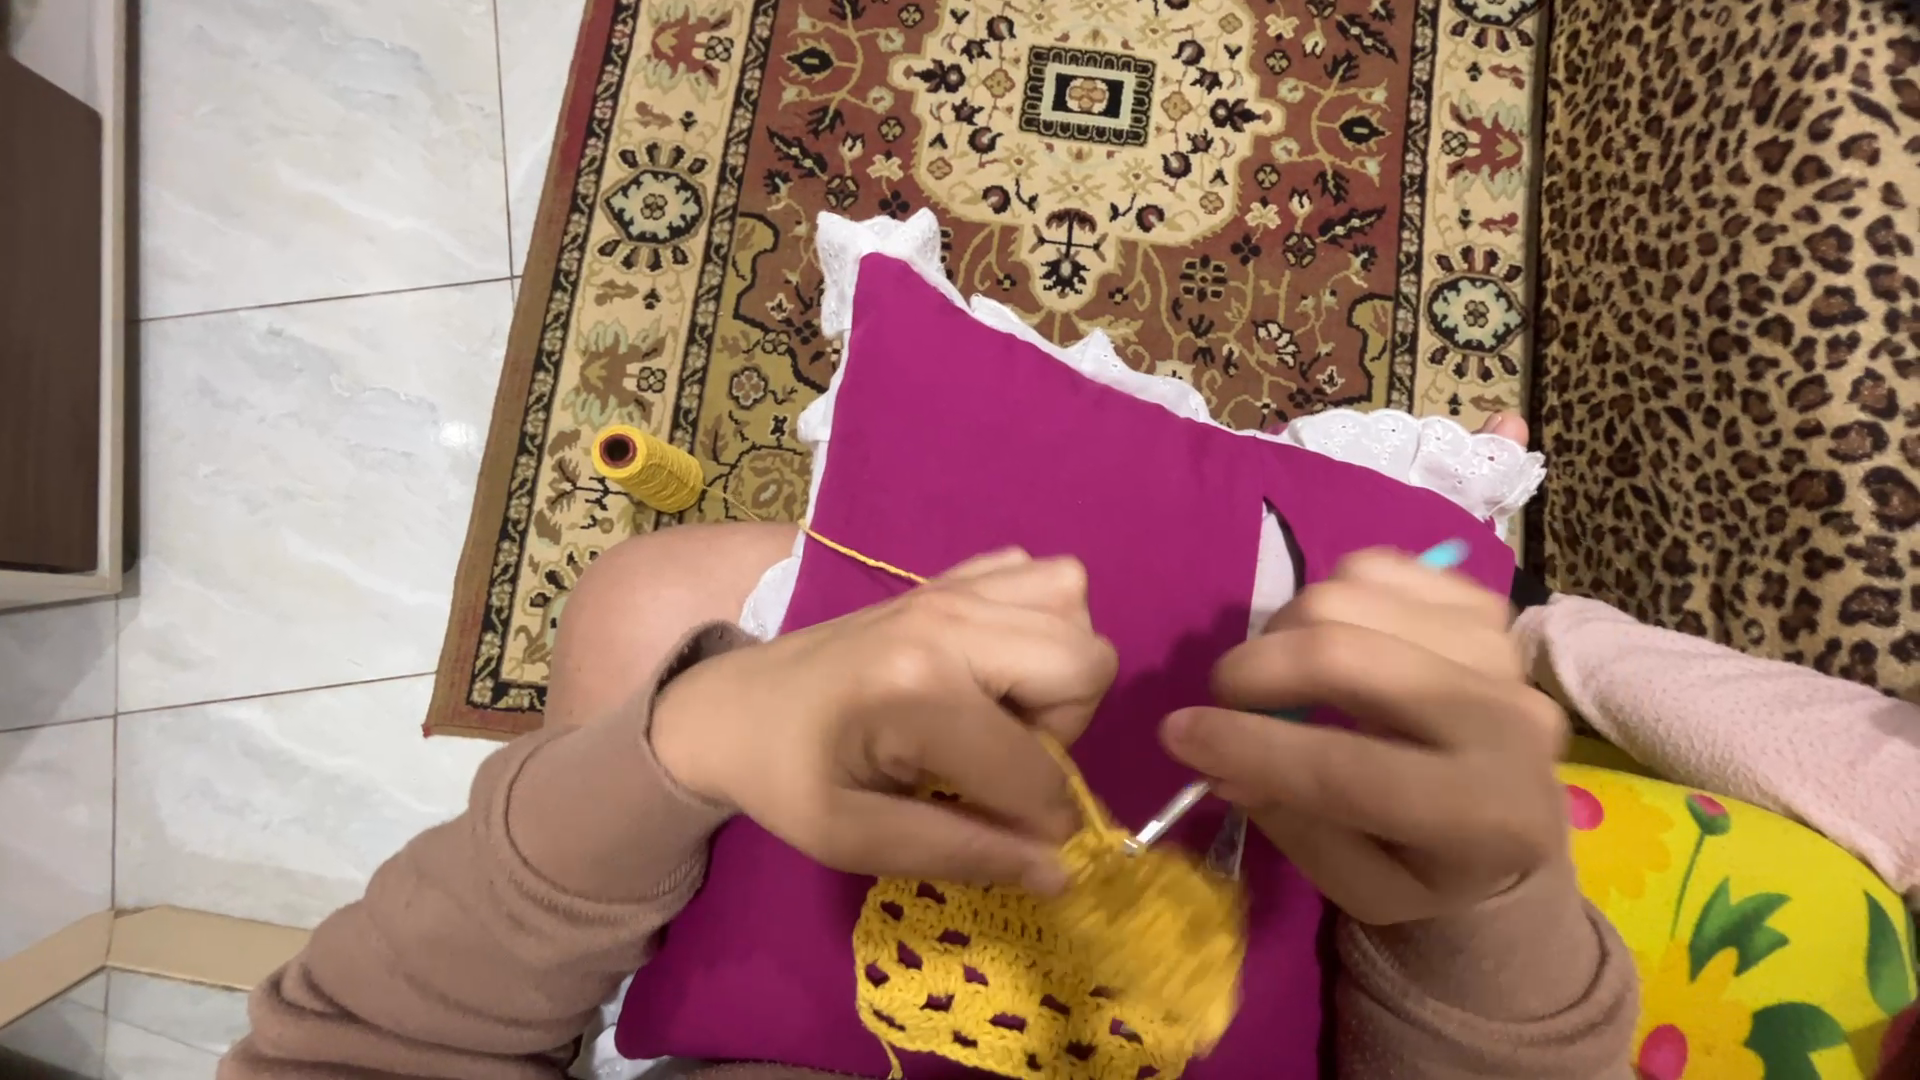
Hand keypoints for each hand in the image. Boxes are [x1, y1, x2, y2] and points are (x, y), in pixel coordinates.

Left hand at [651, 549, 1116, 894]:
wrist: (732, 704)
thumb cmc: (787, 776)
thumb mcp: (857, 839)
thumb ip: (964, 853)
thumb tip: (1062, 871)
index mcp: (920, 690)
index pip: (1039, 764)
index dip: (1046, 819)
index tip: (1018, 839)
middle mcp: (949, 621)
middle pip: (1087, 660)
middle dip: (1064, 727)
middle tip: (1000, 755)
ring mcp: (951, 586)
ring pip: (1071, 601)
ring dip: (1059, 664)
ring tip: (1001, 703)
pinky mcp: (949, 575)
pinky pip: (1035, 572)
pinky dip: (1039, 616)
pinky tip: (991, 658)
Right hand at [1161, 549, 1569, 924]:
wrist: (1511, 827)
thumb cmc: (1425, 868)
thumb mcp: (1356, 884)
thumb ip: (1288, 820)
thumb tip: (1218, 761)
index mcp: (1486, 812)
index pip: (1344, 768)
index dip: (1243, 745)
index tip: (1175, 734)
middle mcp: (1507, 719)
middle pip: (1343, 653)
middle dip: (1253, 671)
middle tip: (1223, 697)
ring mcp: (1497, 650)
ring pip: (1346, 594)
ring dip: (1282, 632)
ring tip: (1280, 672)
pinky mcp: (1480, 607)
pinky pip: (1372, 565)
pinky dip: (1326, 591)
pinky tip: (1329, 636)